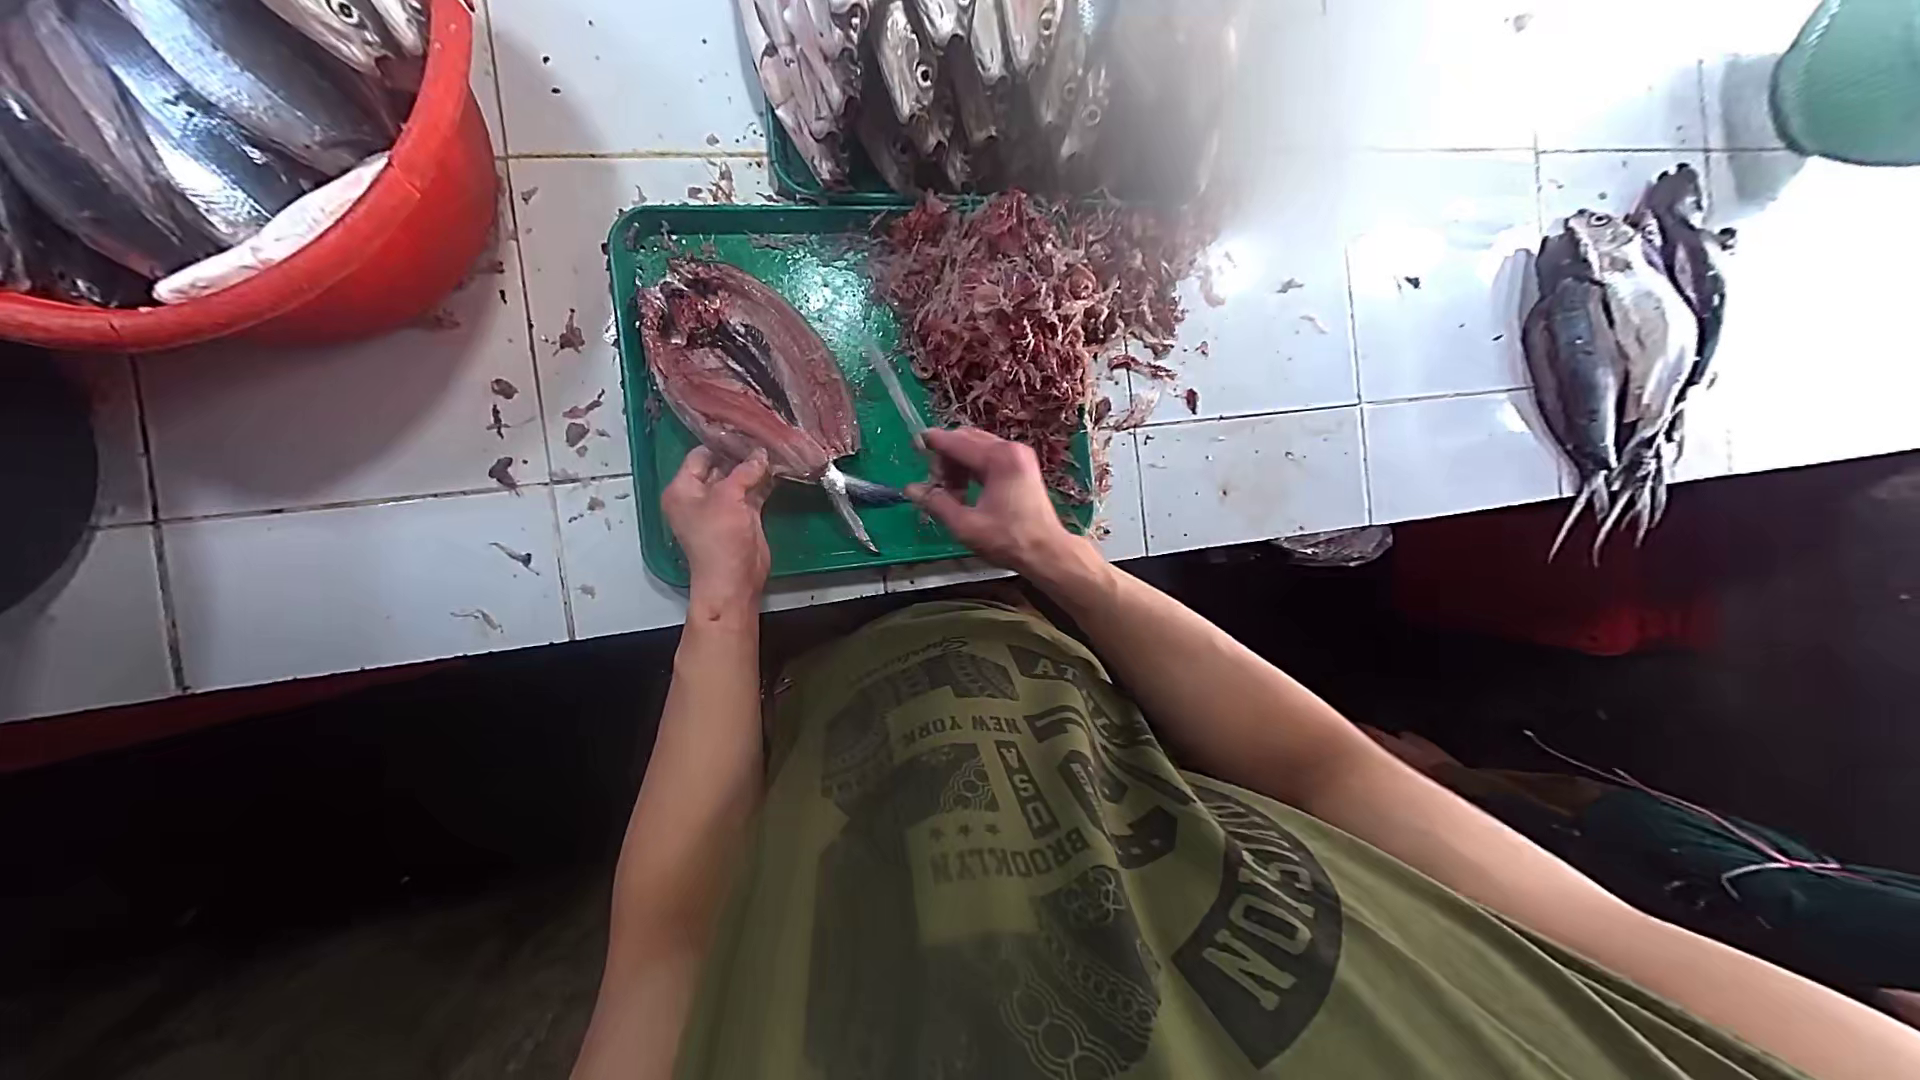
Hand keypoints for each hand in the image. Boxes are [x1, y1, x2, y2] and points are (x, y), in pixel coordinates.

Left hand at [662, 447, 771, 615]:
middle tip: (764, 433)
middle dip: (742, 453)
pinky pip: (754, 492)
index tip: (742, 426)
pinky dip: (765, 482)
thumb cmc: (719, 538)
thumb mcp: (727, 498)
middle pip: (721, 465)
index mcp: (683, 489)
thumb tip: (761, 454)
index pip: (699, 456)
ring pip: (740, 478)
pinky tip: (779, 467)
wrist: (734, 578)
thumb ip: (745, 471)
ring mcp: (724, 507)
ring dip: (756, 467)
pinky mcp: (744, 516)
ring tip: (776, 446)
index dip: (720, 442)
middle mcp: (700, 496)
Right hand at [907, 428, 1098, 584]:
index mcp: (998, 459)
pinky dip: (972, 467)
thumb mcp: (966, 525)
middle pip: (966, 439)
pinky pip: (989, 455)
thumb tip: (911, 489)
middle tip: (937, 486)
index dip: (932, 442)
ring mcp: (1019, 455)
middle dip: (945, 458)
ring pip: (976, 446)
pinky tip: (966, 491)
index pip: (956, 442)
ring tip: (952, 494)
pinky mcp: (1022, 465)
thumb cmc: (1008, 540)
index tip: (914, 445)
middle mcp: (1010, 449)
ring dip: (958, 464)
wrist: (1047, 551)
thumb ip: (936, 503)